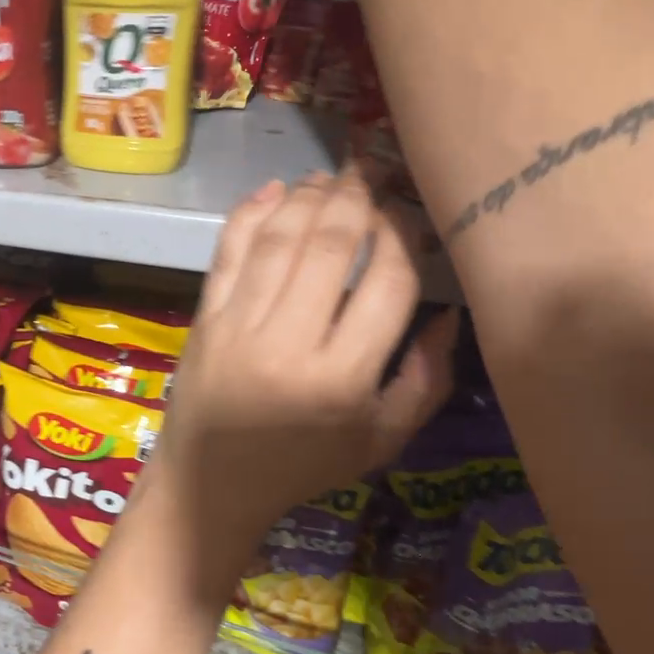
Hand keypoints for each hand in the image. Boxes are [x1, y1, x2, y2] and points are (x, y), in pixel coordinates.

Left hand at [151, 171, 458, 548]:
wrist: (211, 479)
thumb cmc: (302, 465)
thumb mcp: (380, 441)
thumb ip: (424, 381)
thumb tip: (449, 314)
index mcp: (343, 378)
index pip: (386, 285)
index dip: (403, 238)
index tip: (410, 215)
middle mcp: (289, 342)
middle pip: (330, 248)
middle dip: (356, 202)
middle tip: (371, 174)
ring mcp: (238, 325)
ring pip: (279, 242)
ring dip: (307, 199)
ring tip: (331, 177)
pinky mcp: (204, 317)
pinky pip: (227, 254)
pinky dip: (248, 215)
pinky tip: (273, 190)